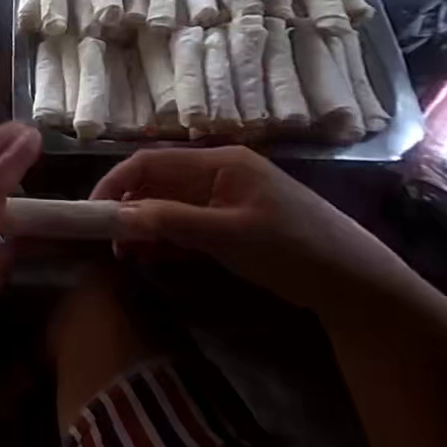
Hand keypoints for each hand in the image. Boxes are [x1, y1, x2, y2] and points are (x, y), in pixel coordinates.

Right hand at [91, 146, 430, 321]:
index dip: (117, 183)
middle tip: (109, 242)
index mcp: (219, 162)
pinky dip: (167, 239)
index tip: (91, 212)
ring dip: (145, 227)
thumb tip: (119, 216)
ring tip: (126, 255)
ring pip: (170, 206)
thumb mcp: (229, 235)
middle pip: (158, 183)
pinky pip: (188, 224)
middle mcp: (219, 173)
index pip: (152, 162)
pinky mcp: (233, 223)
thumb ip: (172, 222)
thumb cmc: (293, 249)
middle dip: (129, 209)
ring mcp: (227, 198)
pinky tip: (152, 256)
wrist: (355, 284)